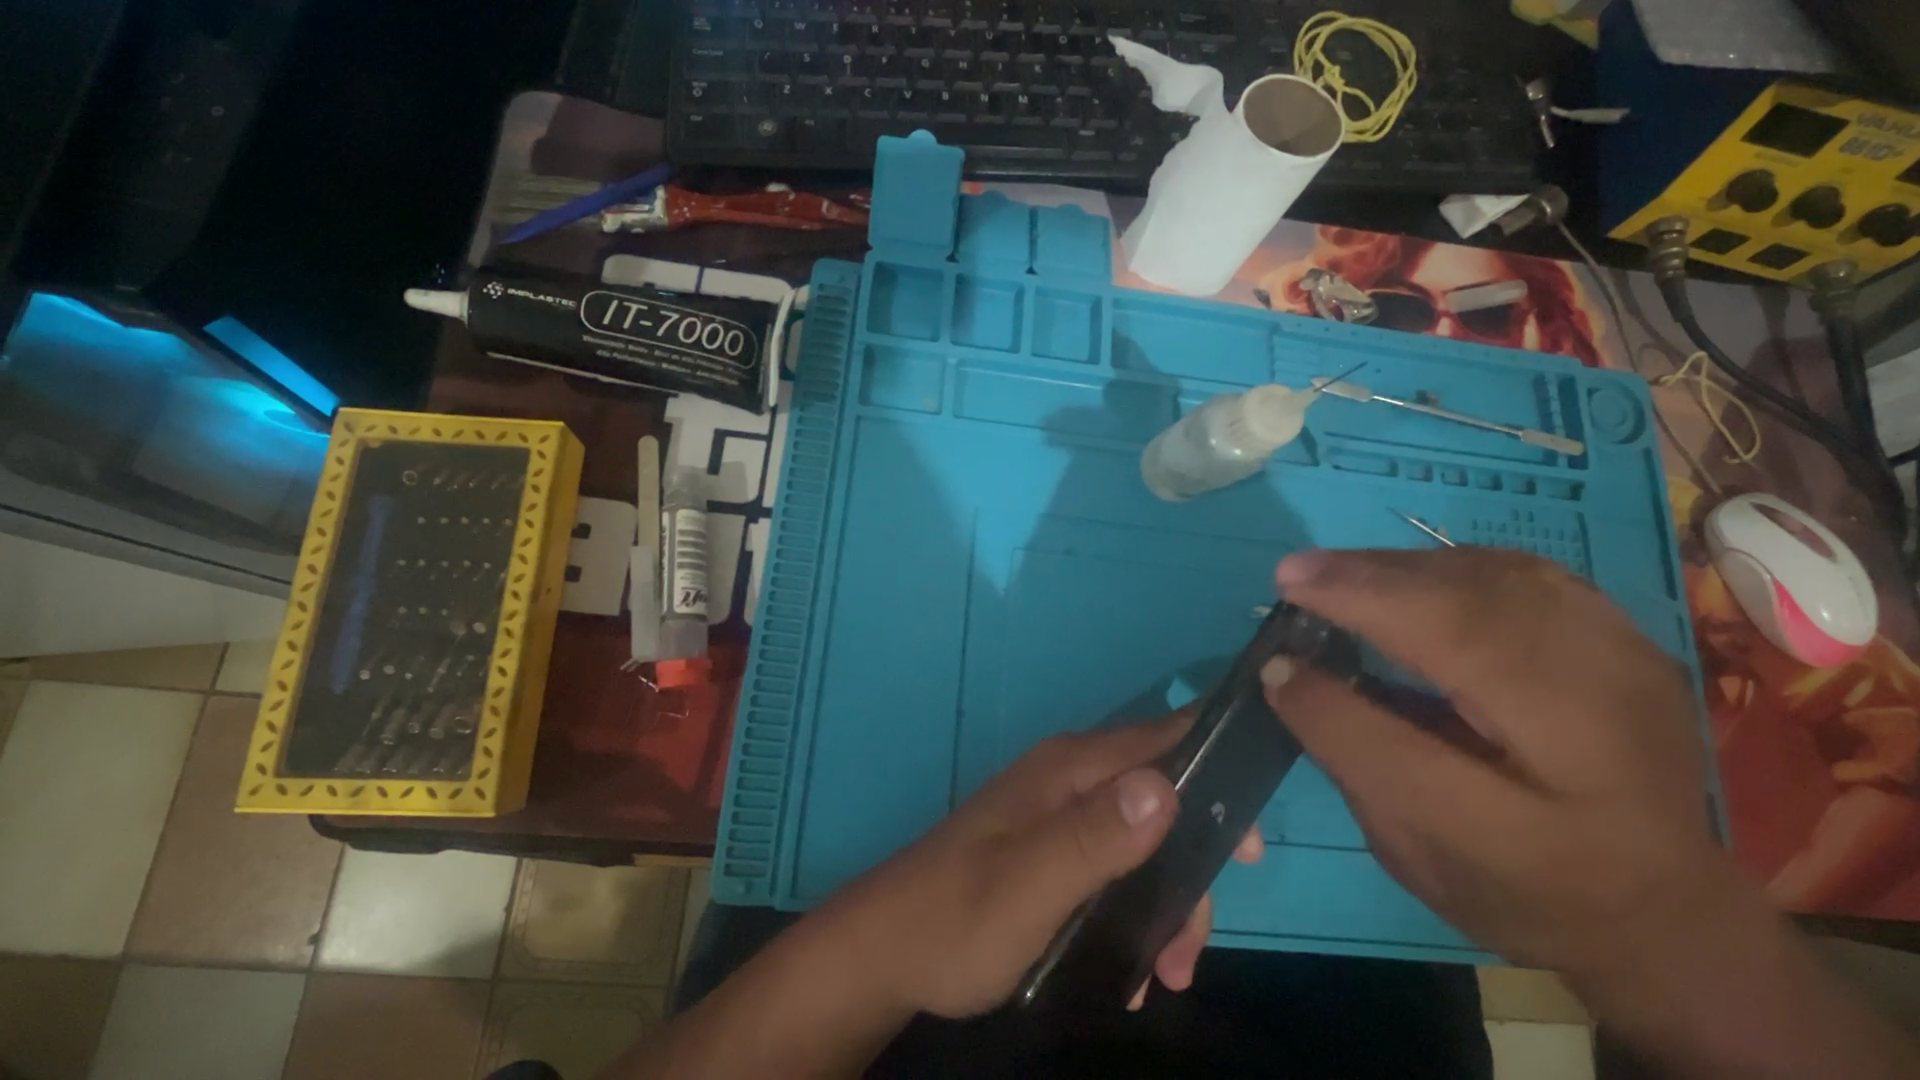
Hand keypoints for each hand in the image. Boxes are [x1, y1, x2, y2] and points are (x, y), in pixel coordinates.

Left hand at [814, 712, 1261, 1018]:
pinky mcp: (1051, 850)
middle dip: (1192, 874)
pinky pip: (1115, 868)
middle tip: (1190, 950)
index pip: (1165, 741)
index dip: (1219, 778)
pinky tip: (1130, 971)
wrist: (886, 955)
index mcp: (1069, 770)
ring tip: (1162, 976)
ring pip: (1144, 843)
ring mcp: (1059, 815)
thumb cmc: (955, 921)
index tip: (1252, 848)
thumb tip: (1167, 786)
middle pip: (1164, 801)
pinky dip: (1135, 915)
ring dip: (1166, 908)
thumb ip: (1093, 838)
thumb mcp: (1028, 888)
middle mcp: (1069, 780)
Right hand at [1258, 547, 1732, 982]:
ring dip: (1404, 568)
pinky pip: (1530, 575)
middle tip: (1294, 576)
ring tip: (1337, 569)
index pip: (1406, 756)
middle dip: (1368, 594)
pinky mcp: (1635, 642)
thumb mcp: (1414, 857)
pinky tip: (1405, 574)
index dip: (1329, 702)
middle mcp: (1596, 748)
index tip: (1273, 660)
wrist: (1666, 907)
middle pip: (1470, 638)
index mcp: (1532, 838)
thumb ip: (1353, 764)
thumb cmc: (1517, 892)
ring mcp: (1630, 679)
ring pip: (1503, 585)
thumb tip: (1287, 673)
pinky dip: (1452, 566)